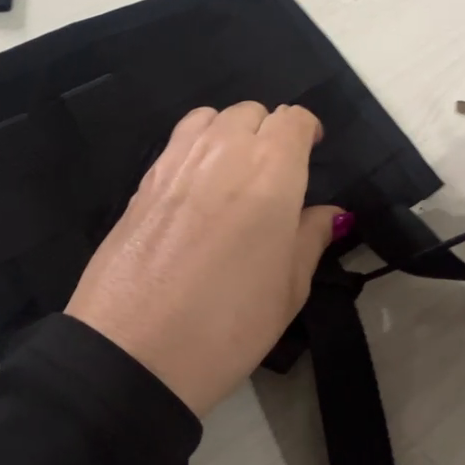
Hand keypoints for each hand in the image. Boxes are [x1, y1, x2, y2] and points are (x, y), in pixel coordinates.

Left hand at [66, 103, 341, 416]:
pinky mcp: (143, 180)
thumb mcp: (288, 290)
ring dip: (230, 133)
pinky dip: (196, 148)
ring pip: (211, 118)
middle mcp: (224, 150)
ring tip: (233, 174)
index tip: (312, 153)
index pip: (294, 120)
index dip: (307, 132)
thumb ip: (311, 238)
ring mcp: (177, 161)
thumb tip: (331, 213)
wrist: (133, 352)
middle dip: (270, 133)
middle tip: (274, 176)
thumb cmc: (228, 325)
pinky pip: (178, 141)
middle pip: (253, 112)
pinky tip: (197, 189)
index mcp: (272, 171)